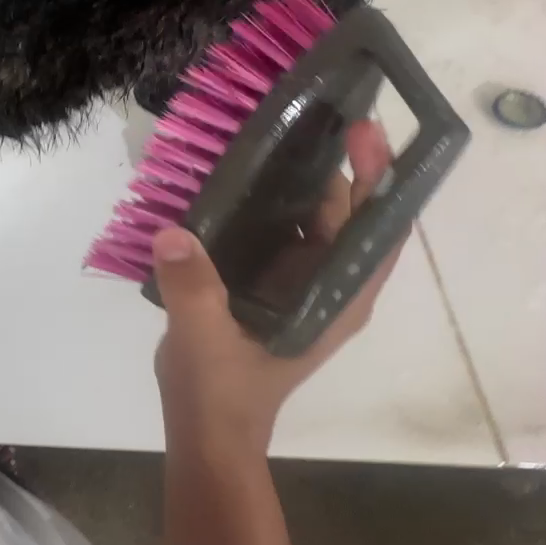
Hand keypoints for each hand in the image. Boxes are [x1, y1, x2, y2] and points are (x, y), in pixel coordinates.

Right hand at [152, 120, 400, 458]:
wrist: (205, 425)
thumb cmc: (222, 388)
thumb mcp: (205, 338)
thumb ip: (192, 287)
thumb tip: (172, 232)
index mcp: (333, 299)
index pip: (371, 232)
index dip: (373, 182)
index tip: (357, 136)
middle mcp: (322, 286)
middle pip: (342, 219)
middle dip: (333, 170)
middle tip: (304, 119)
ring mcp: (289, 284)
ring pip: (304, 223)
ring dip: (291, 183)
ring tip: (263, 138)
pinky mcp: (256, 284)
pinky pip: (267, 234)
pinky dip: (254, 205)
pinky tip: (222, 182)